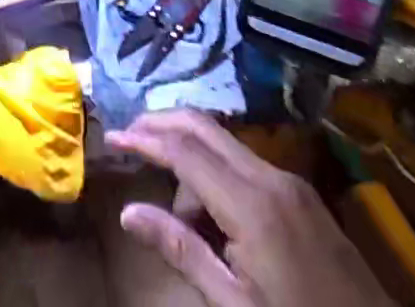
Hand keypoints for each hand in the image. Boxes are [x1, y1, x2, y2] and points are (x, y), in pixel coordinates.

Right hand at [107, 111, 392, 306]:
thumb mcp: (235, 305)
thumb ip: (181, 251)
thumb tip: (128, 212)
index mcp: (252, 204)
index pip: (184, 150)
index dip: (143, 138)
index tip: (111, 135)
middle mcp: (272, 178)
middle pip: (204, 128)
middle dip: (161, 124)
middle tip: (128, 137)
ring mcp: (291, 184)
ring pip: (223, 144)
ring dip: (189, 155)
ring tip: (177, 211)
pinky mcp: (303, 197)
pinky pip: (245, 165)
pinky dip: (215, 171)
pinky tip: (209, 210)